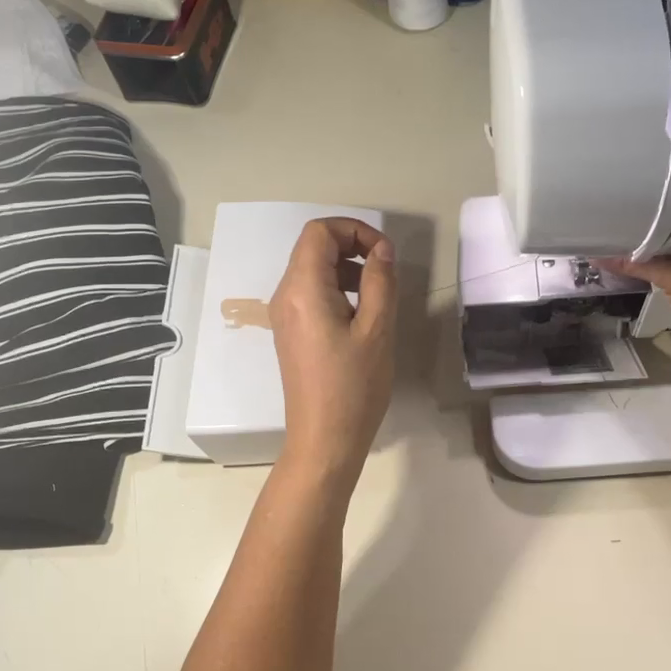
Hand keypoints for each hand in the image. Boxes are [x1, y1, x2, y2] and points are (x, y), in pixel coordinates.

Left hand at [270, 218, 396, 476]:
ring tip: (377, 296)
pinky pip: (311, 295)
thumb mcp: (377, 331)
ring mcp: (285, 316)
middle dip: (352, 247)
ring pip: (312, 270)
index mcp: (302, 289)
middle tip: (386, 271)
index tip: (386, 254)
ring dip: (346, 269)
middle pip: (313, 247)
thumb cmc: (354, 387)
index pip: (320, 232)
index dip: (355, 230)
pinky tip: (361, 318)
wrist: (324, 440)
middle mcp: (285, 296)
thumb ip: (380, 283)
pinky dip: (337, 290)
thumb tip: (382, 251)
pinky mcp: (291, 334)